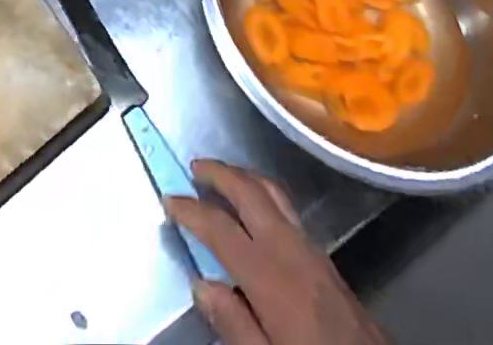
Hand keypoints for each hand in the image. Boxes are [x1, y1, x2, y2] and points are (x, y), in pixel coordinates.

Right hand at [168, 160, 388, 344]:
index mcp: (269, 276)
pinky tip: (255, 207)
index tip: (169, 199)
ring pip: (271, 192)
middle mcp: (289, 249)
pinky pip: (286, 207)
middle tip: (194, 168)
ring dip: (243, 177)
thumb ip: (233, 325)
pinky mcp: (324, 257)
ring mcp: (310, 248)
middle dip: (219, 173)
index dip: (191, 210)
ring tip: (221, 176)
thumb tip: (202, 284)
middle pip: (249, 192)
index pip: (220, 228)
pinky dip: (262, 193)